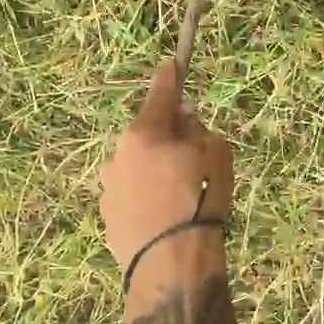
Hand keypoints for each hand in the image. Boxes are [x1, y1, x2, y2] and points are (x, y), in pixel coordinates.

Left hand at [100, 61, 233, 318]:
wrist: (171, 261)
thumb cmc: (200, 195)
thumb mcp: (215, 152)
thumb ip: (197, 129)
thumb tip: (183, 119)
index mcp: (144, 134)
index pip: (160, 95)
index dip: (169, 77)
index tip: (170, 62)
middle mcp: (118, 155)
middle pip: (147, 132)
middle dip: (167, 132)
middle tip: (196, 145)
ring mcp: (108, 188)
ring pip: (138, 164)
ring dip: (157, 165)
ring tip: (185, 186)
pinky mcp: (108, 216)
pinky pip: (133, 192)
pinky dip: (149, 191)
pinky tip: (170, 209)